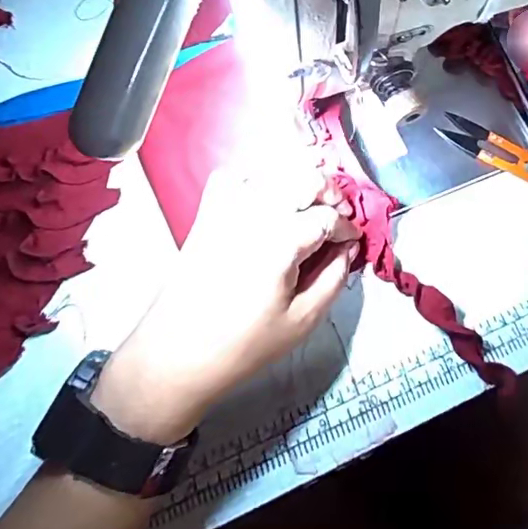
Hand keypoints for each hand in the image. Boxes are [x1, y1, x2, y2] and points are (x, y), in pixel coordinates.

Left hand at [91, 162, 359, 442]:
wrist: (175, 357)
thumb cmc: (243, 346)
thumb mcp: (303, 320)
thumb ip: (335, 277)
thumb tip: (348, 248)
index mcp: (281, 242)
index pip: (329, 217)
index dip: (348, 228)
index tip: (352, 241)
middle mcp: (256, 215)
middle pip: (307, 179)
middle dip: (331, 194)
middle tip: (337, 218)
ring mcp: (228, 210)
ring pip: (275, 172)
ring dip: (300, 183)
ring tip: (308, 207)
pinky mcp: (208, 214)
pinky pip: (235, 176)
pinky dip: (257, 179)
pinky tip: (267, 200)